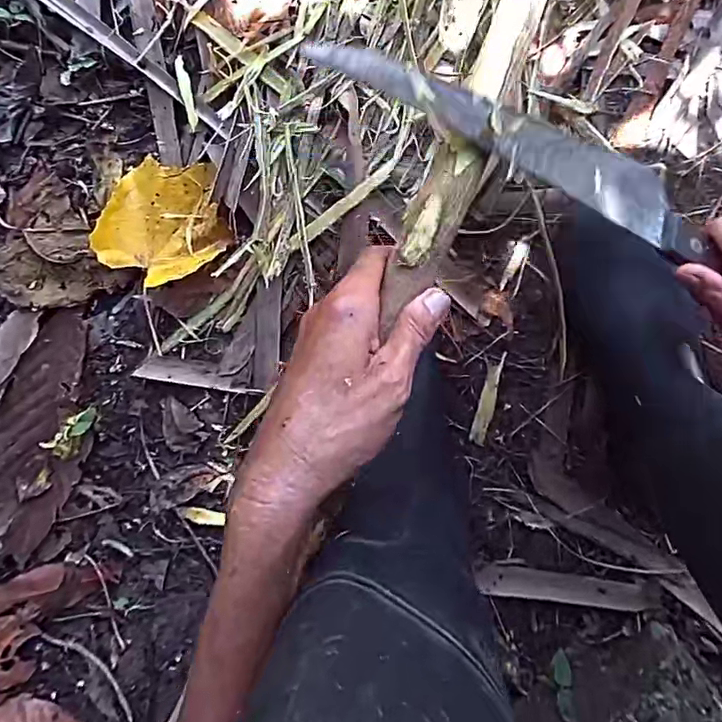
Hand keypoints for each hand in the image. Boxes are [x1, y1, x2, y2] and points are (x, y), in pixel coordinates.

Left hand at [235, 246, 450, 517]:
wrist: (286, 466)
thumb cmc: (338, 426)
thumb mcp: (393, 378)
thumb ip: (414, 331)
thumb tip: (435, 296)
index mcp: (347, 305)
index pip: (376, 254)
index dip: (406, 258)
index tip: (431, 278)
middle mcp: (324, 309)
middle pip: (367, 279)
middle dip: (399, 295)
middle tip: (425, 325)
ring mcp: (312, 330)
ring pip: (356, 306)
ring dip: (383, 319)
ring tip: (402, 355)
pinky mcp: (308, 352)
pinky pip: (343, 327)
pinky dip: (365, 336)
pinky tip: (375, 371)